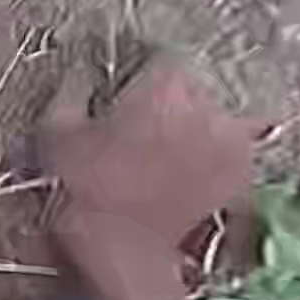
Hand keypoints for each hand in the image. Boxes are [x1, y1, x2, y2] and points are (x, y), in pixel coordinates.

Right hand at [41, 59, 254, 260]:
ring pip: (211, 111)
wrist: (121, 244)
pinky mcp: (243, 173)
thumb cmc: (79, 180)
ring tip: (150, 131)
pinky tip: (171, 154)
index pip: (165, 55)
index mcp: (165, 94)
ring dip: (184, 114)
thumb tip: (85, 66)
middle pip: (191, 83)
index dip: (139, 58)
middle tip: (126, 103)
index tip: (118, 68)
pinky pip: (225, 140)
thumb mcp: (55, 127)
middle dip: (162, 88)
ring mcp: (235, 145)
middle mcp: (211, 113)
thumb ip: (74, 88)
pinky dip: (201, 140)